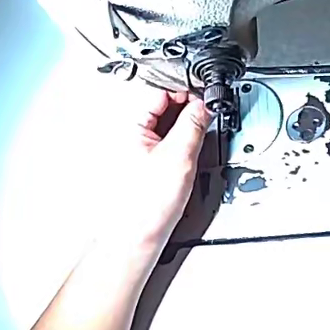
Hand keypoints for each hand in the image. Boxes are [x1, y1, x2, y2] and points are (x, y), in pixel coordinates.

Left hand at [95, 85, 209, 247]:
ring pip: (161, 124)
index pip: (160, 91)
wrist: (135, 238)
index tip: (204, 102)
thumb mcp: (180, 156)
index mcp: (129, 125)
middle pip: (161, 106)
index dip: (185, 93)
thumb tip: (203, 105)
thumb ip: (193, 124)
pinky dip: (174, 142)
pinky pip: (159, 141)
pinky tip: (183, 155)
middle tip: (204, 120)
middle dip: (185, 110)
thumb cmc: (146, 205)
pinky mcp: (138, 163)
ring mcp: (130, 148)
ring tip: (194, 140)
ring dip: (180, 126)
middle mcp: (125, 133)